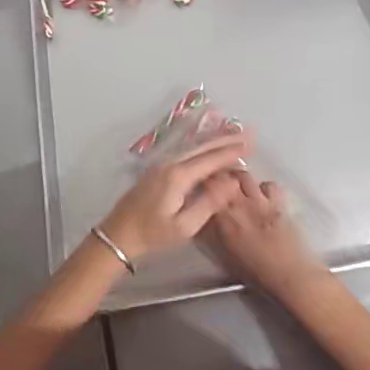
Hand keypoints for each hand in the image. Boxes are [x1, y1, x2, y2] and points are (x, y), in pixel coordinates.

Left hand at [96, 135, 250, 260]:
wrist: (117, 236)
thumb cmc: (152, 235)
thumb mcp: (185, 226)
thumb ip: (209, 203)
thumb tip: (232, 183)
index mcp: (177, 176)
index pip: (211, 159)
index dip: (232, 152)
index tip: (252, 144)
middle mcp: (169, 165)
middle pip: (202, 147)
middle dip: (226, 140)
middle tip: (249, 133)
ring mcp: (160, 166)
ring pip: (192, 148)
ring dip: (214, 141)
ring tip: (234, 135)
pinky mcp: (155, 172)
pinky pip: (184, 153)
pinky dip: (201, 148)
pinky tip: (208, 149)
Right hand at [206, 170, 327, 297]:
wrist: (290, 274)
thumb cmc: (257, 272)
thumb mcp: (227, 255)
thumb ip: (217, 233)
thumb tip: (210, 222)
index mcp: (224, 220)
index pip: (209, 190)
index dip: (204, 184)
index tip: (202, 186)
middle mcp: (240, 206)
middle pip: (225, 177)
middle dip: (220, 176)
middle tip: (219, 182)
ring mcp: (261, 202)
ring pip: (245, 176)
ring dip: (239, 178)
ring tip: (239, 185)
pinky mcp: (279, 204)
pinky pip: (269, 185)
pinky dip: (264, 187)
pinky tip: (263, 196)